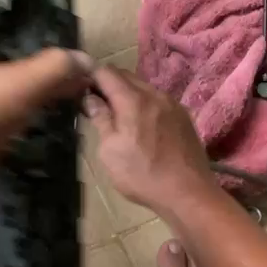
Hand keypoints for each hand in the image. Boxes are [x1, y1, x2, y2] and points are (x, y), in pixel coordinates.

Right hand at [84, 67, 214, 211]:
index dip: (89, 74)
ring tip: (116, 115)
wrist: (188, 193)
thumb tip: (90, 98)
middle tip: (93, 102)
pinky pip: (157, 100)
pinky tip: (139, 124)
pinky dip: (143, 104)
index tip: (78, 85)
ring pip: (143, 87)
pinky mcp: (183, 116)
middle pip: (126, 76)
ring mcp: (172, 104)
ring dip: (126, 94)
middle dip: (107, 83)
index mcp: (133, 100)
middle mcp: (154, 94)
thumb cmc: (142, 175)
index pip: (106, 72)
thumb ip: (101, 119)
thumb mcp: (110, 151)